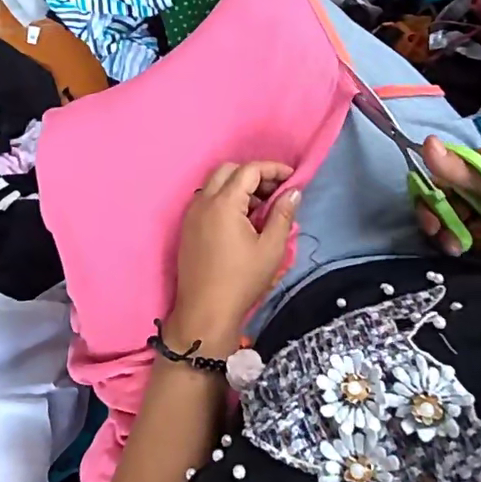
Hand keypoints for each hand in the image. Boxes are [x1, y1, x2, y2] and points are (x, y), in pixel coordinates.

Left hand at [165, 162, 302, 352]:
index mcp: (223, 203)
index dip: (273, 169)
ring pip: (215, 184)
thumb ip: (283, 214)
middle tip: (276, 191)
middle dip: (254, 174)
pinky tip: (243, 221)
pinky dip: (226, 199)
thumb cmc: (242, 280)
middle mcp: (203, 202)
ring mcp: (192, 215)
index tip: (292, 179)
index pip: (249, 170)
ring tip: (262, 208)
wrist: (205, 312)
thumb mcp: (271, 248)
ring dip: (239, 187)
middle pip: (229, 170)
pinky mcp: (188, 228)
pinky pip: (207, 200)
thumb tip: (293, 191)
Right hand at [415, 138, 480, 262]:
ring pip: (467, 232)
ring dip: (476, 245)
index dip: (429, 204)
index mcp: (479, 166)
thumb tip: (424, 143)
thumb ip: (462, 171)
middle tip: (459, 249)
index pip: (438, 182)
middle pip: (448, 211)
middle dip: (450, 231)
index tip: (434, 226)